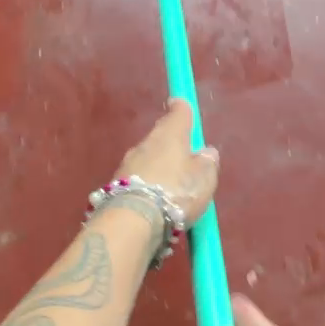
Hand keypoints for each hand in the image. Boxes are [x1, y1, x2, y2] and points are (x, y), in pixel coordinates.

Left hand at [115, 99, 219, 222]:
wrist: (134, 221)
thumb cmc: (177, 192)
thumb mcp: (204, 179)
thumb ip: (207, 163)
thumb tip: (206, 152)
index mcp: (170, 134)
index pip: (177, 113)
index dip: (181, 108)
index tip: (180, 104)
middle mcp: (146, 143)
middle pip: (160, 137)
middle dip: (170, 143)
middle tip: (183, 154)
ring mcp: (128, 163)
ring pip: (147, 159)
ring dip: (158, 167)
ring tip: (171, 186)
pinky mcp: (117, 185)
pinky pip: (138, 180)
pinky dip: (147, 185)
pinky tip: (155, 201)